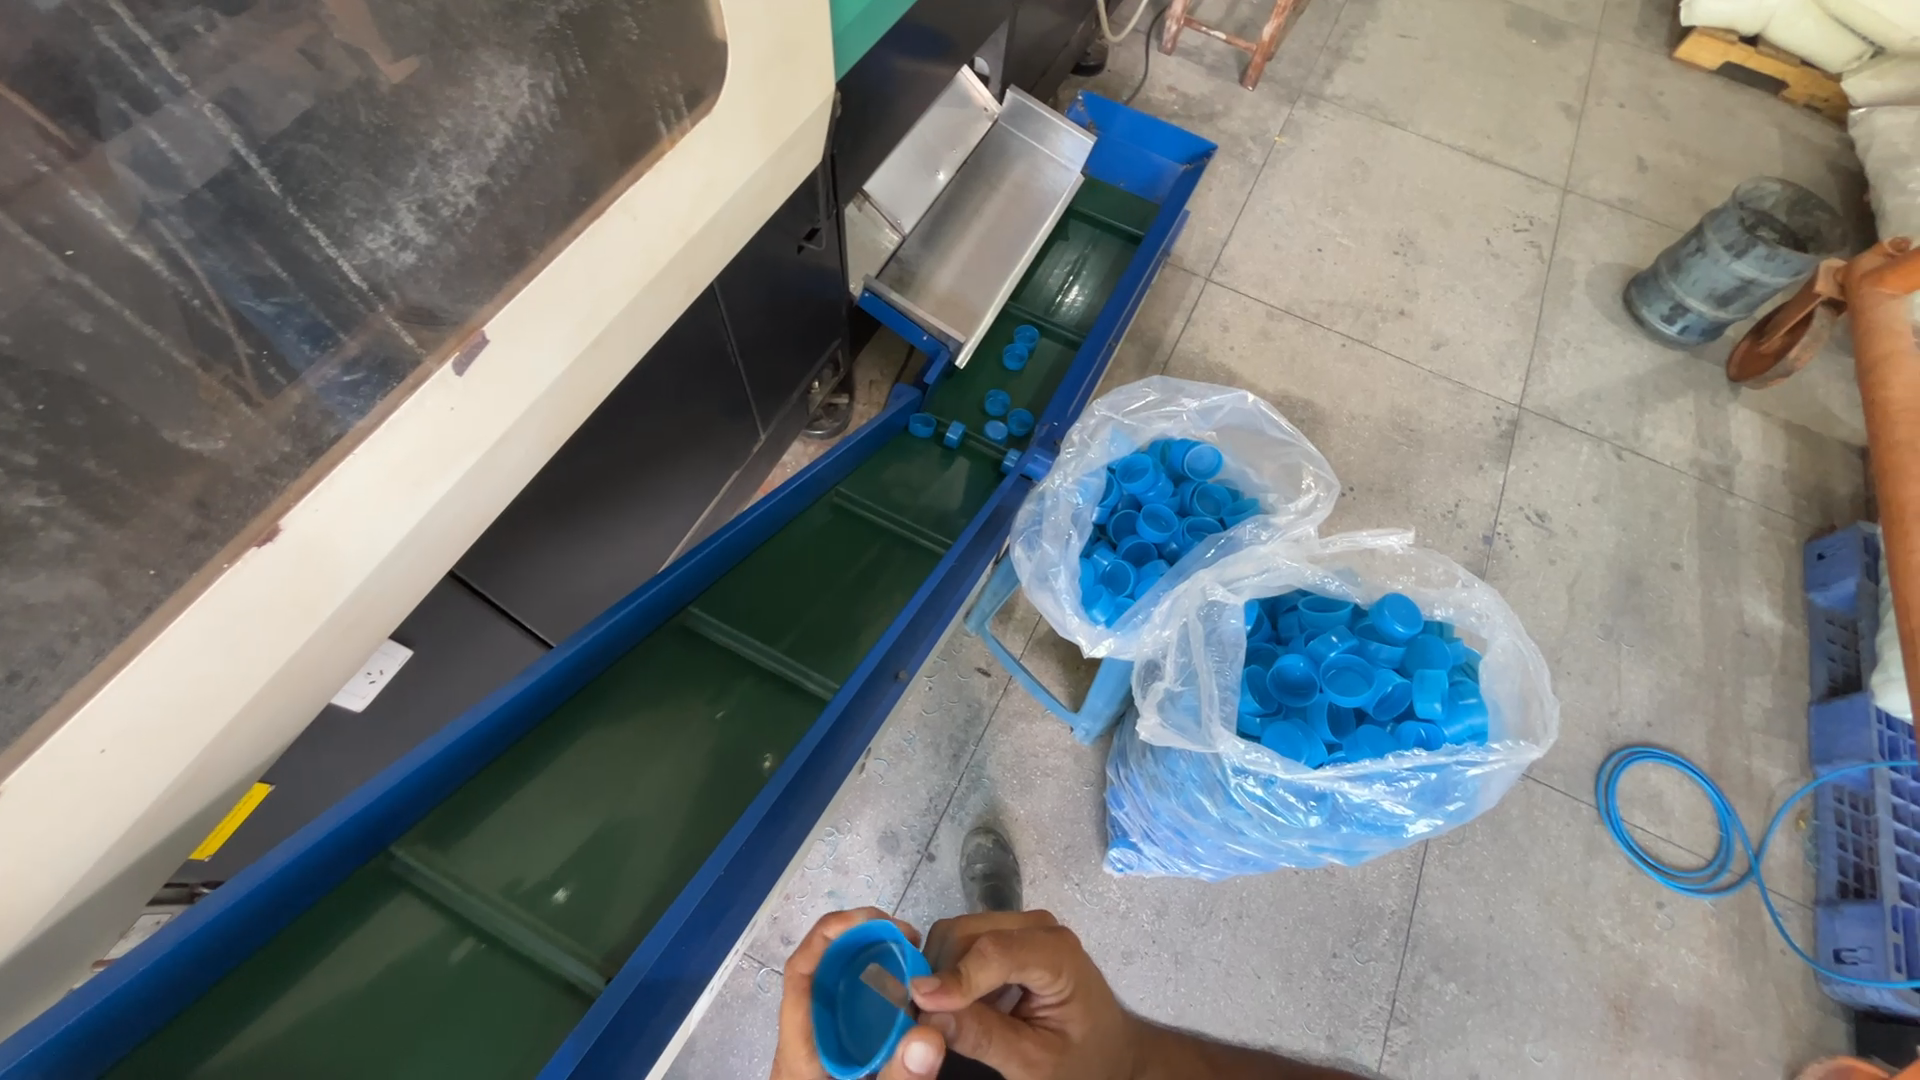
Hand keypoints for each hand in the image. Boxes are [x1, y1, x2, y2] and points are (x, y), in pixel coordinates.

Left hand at [772, 908, 948, 1079]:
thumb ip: (898, 1078)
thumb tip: (931, 1032)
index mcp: (800, 1048)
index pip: (801, 972)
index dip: (830, 935)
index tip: (876, 921)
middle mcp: (803, 1042)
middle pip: (820, 972)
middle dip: (860, 943)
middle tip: (909, 940)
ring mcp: (818, 1052)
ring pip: (837, 992)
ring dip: (870, 967)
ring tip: (912, 961)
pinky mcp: (834, 1062)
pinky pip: (850, 1015)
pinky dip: (877, 997)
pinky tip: (906, 1001)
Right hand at [908, 910, 1138, 1079]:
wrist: (1110, 1051)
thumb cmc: (1081, 1062)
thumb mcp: (1035, 1063)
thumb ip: (984, 1036)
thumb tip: (928, 1013)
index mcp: (1056, 953)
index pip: (993, 951)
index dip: (953, 975)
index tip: (917, 1004)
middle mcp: (1036, 926)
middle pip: (968, 933)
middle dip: (942, 974)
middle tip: (927, 1022)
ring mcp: (1020, 926)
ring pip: (959, 933)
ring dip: (942, 972)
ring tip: (948, 1016)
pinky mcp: (1008, 934)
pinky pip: (964, 940)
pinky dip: (951, 969)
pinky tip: (962, 1003)